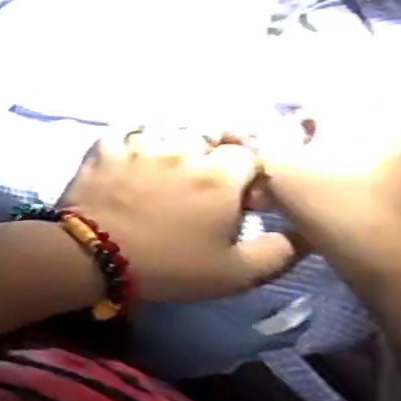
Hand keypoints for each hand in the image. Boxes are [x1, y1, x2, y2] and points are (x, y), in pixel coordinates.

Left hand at [61, 126, 298, 303]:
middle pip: (204, 137)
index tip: (239, 191)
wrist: (96, 253)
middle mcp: (181, 150)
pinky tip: (135, 147)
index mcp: (218, 176)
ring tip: (167, 161)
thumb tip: (304, 232)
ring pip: (166, 127)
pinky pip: (125, 127)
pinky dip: (134, 133)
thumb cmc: (169, 265)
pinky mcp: (105, 147)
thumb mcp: (236, 273)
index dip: (246, 171)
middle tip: (200, 178)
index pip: (246, 154)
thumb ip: (278, 251)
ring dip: (172, 140)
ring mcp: (139, 144)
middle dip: (208, 153)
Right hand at [259, 117, 400, 293]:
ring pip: (383, 157)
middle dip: (324, 150)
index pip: (316, 105)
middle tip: (300, 178)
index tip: (273, 152)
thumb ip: (259, 145)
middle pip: (352, 131)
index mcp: (370, 114)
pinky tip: (371, 218)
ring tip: (336, 201)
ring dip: (358, 171)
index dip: (288, 127)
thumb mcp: (279, 174)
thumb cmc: (342, 213)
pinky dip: (388, 193)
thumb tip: (246, 135)